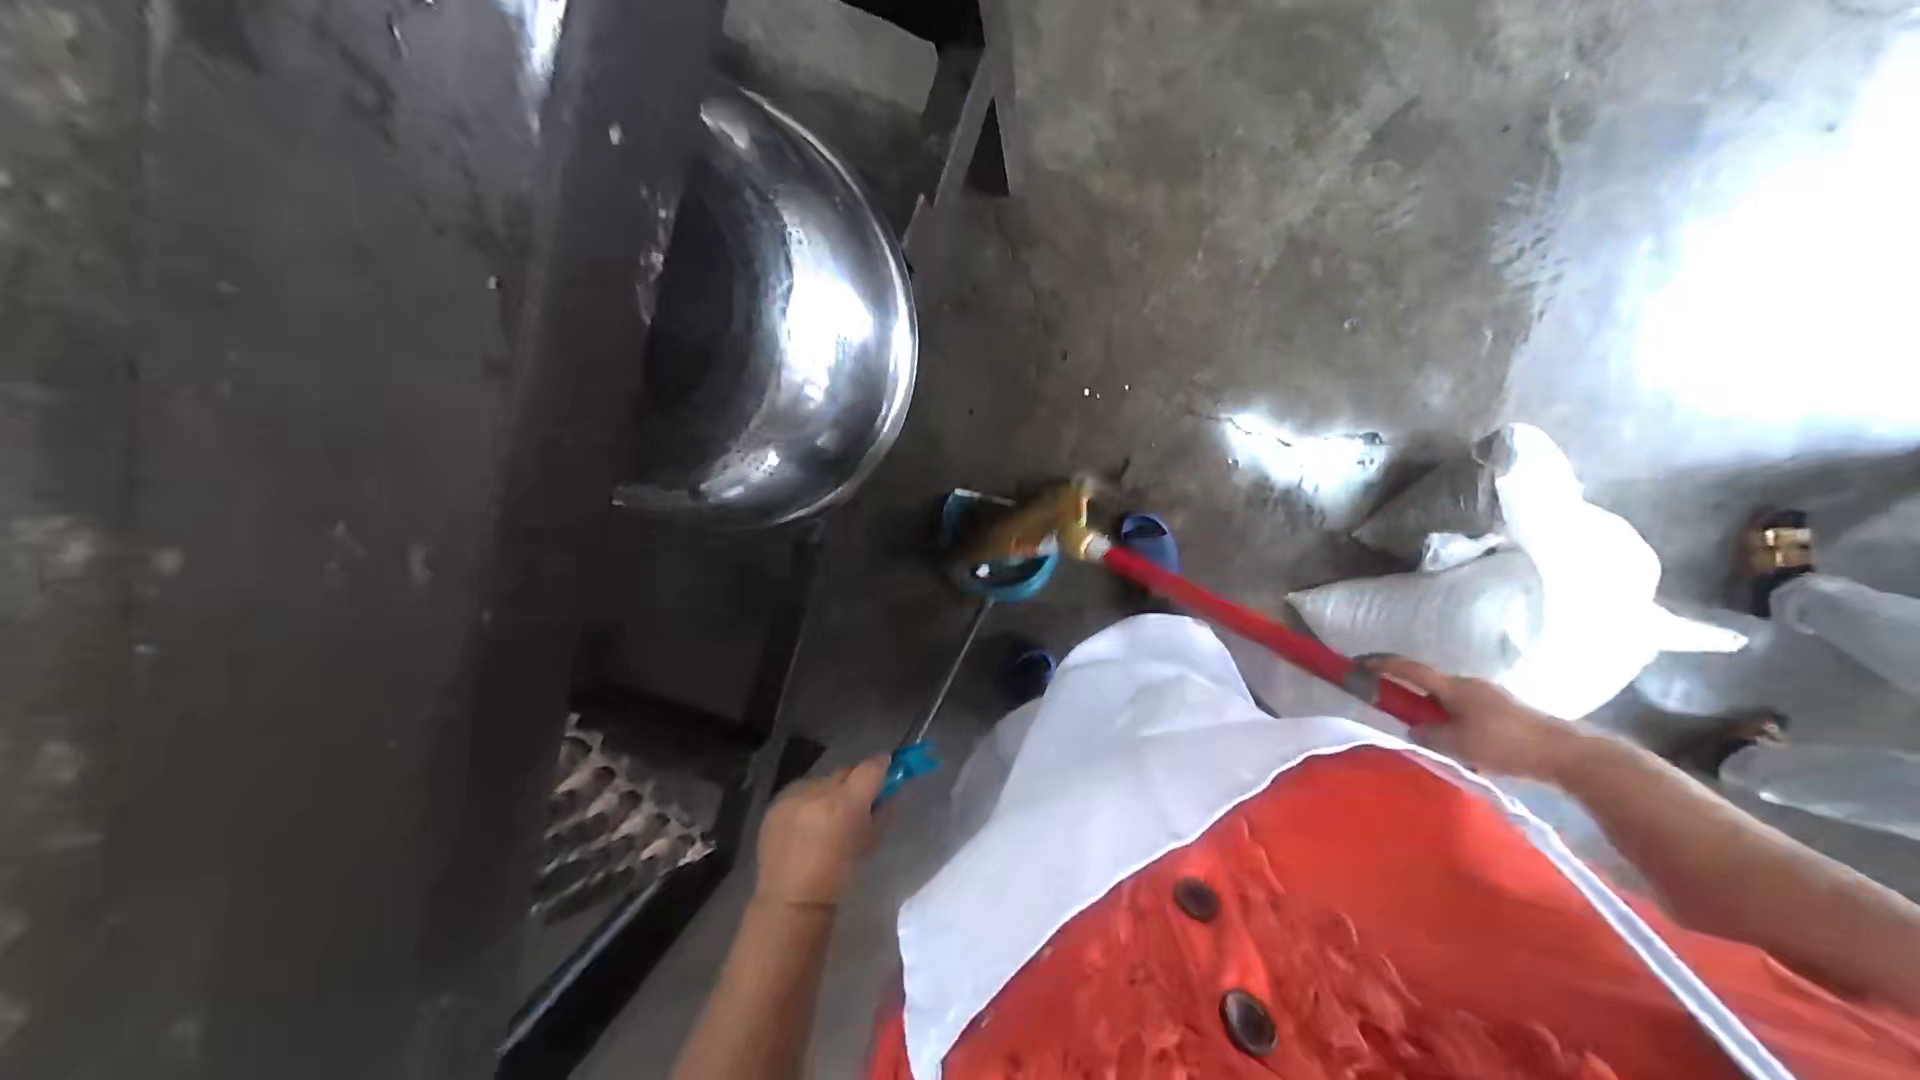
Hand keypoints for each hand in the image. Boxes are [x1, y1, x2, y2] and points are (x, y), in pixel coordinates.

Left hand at [753, 755, 889, 908]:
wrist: (791, 897)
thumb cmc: (838, 875)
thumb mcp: (870, 842)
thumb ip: (883, 810)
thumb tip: (891, 789)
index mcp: (847, 803)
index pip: (871, 767)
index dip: (881, 766)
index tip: (885, 769)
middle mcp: (820, 792)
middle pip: (846, 771)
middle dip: (853, 782)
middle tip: (854, 802)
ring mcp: (795, 795)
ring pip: (822, 781)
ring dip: (828, 793)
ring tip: (824, 818)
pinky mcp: (776, 801)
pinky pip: (800, 790)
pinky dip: (807, 801)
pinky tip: (804, 824)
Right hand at [1364, 656, 1592, 781]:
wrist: (1568, 755)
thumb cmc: (1506, 744)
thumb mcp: (1457, 744)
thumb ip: (1427, 734)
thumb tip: (1415, 728)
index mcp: (1454, 687)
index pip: (1409, 670)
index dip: (1381, 664)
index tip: (1358, 661)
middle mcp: (1470, 684)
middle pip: (1429, 686)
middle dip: (1410, 695)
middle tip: (1397, 713)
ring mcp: (1490, 697)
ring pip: (1450, 702)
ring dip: (1436, 714)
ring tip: (1438, 741)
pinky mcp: (1506, 712)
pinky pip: (1468, 713)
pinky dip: (1456, 724)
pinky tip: (1465, 749)